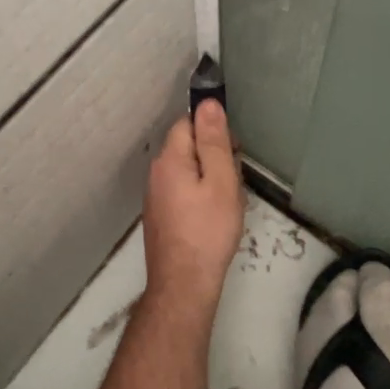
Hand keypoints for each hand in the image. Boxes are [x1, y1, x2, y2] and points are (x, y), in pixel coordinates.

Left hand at [142, 100, 244, 308]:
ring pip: (188, 171)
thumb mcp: (221, 181)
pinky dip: (201, 198)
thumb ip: (214, 141)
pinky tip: (214, 219)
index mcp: (169, 159)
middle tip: (234, 183)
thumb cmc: (208, 230)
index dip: (213, 131)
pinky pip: (183, 192)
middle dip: (214, 157)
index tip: (234, 153)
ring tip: (228, 204)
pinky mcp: (160, 216)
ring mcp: (156, 196)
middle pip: (187, 147)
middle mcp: (156, 173)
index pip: (188, 123)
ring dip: (210, 180)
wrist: (183, 285)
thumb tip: (208, 103)